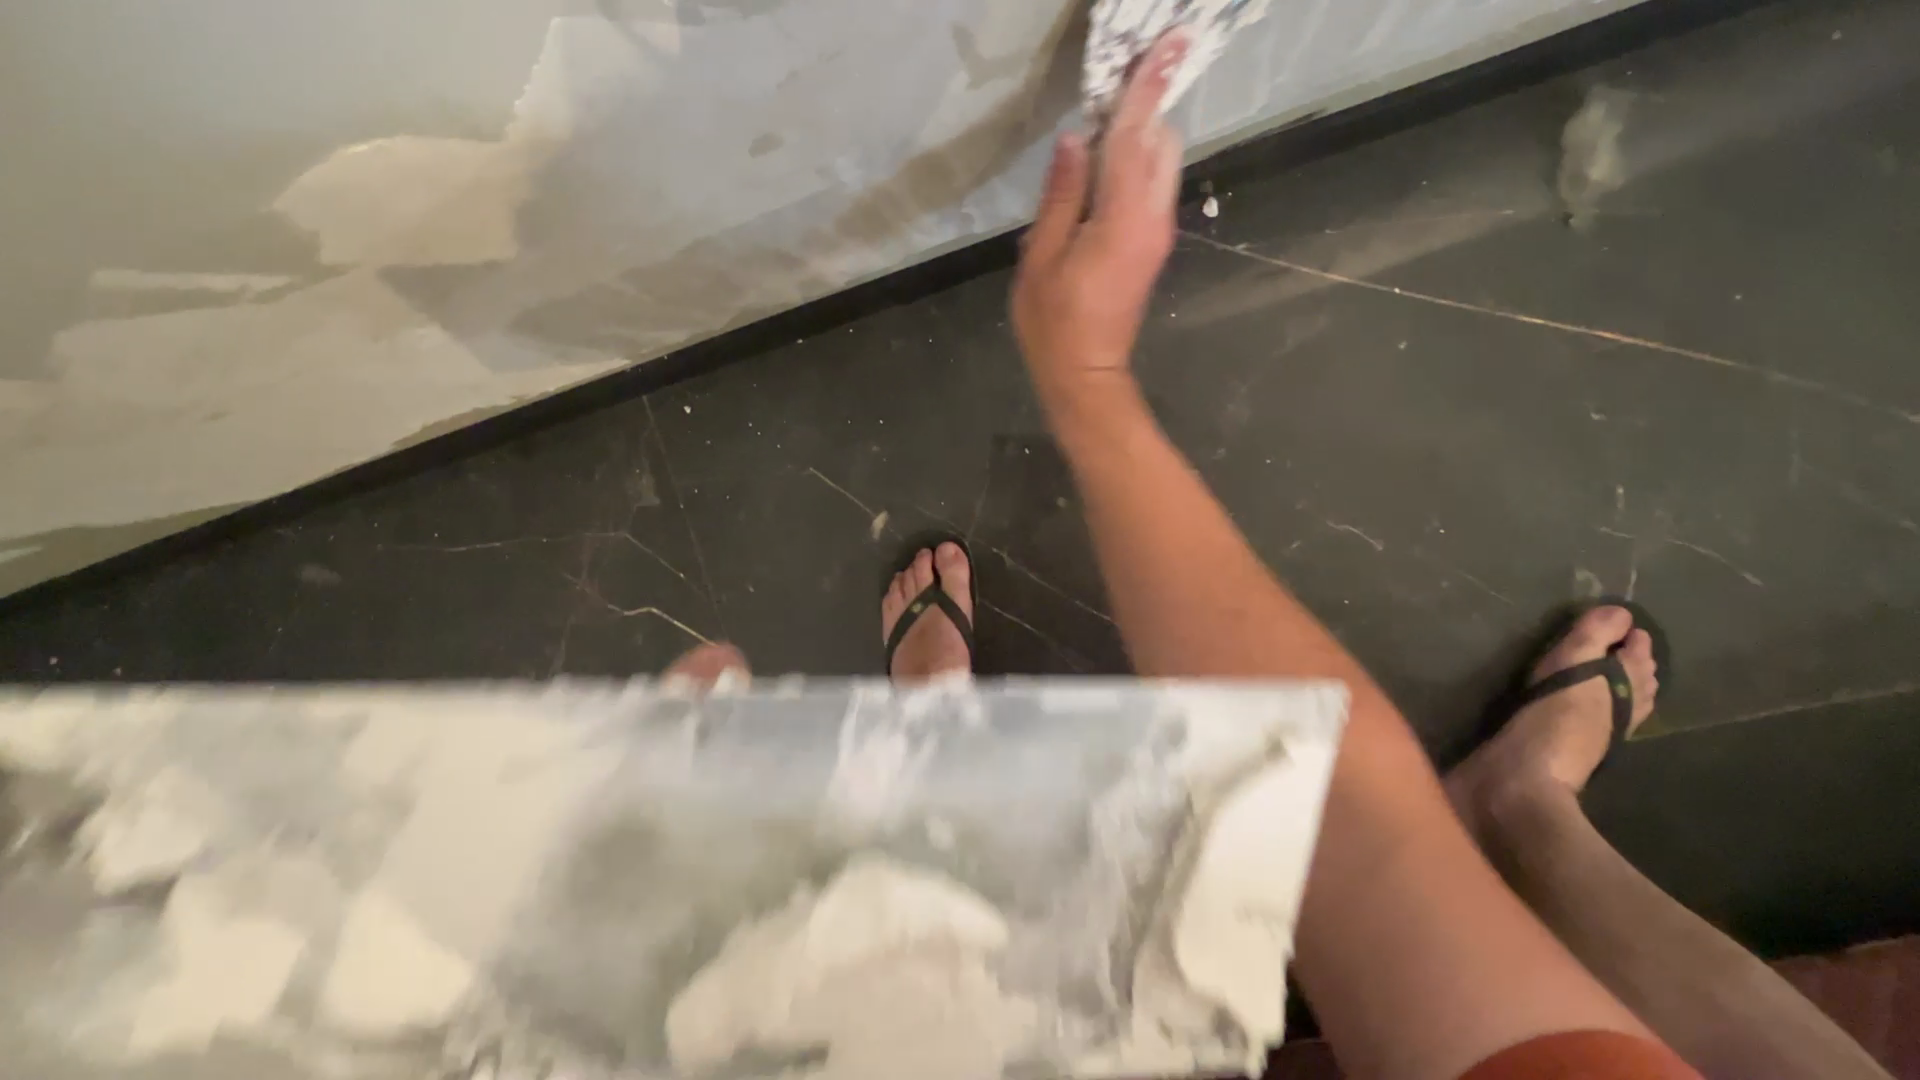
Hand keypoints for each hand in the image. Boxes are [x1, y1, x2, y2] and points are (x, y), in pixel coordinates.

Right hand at [1011, 33, 1186, 407]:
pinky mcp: (1153, 243)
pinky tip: (1101, 167)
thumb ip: (1060, 195)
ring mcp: (1158, 232)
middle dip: (1142, 108)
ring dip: (1138, 135)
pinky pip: (1152, 185)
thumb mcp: (1041, 258)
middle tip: (1105, 92)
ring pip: (1161, 161)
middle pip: (1161, 141)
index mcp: (1122, 218)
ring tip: (1096, 130)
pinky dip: (1135, 163)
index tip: (1170, 42)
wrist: (1086, 374)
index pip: (1136, 136)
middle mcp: (1153, 217)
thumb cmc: (1054, 323)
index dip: (1148, 86)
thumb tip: (1073, 140)